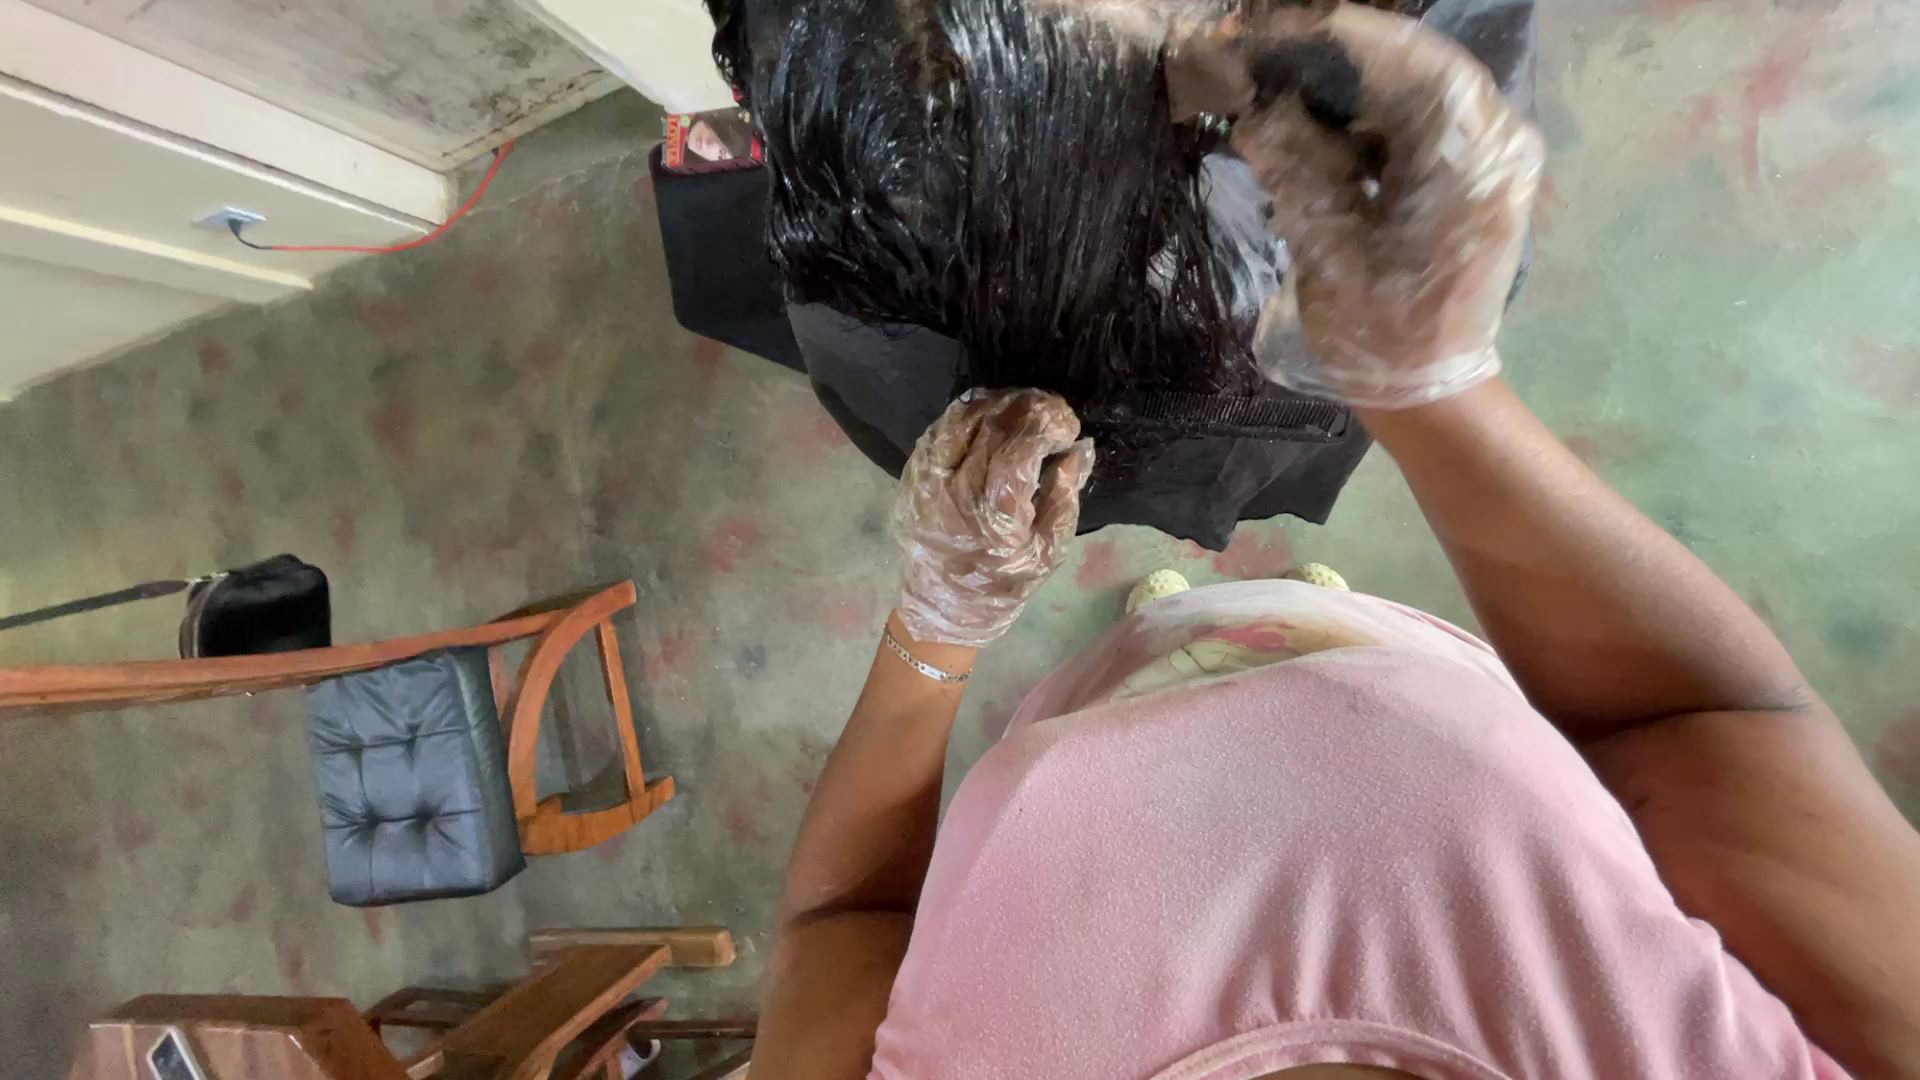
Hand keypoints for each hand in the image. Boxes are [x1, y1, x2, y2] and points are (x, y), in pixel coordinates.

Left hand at [892, 389, 1095, 646]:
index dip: (1047, 426)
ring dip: (996, 404)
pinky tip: (988, 415)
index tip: (1068, 424)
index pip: (1018, 452)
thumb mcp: (1048, 552)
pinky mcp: (912, 479)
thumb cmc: (1004, 584)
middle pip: (990, 429)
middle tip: (1050, 408)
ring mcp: (928, 484)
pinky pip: (937, 432)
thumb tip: (1080, 449)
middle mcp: (955, 495)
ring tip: (1022, 405)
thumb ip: (1065, 497)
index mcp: (993, 519)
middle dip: (1027, 408)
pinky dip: (965, 416)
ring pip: (959, 422)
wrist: (945, 606)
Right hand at [1233, 5, 1545, 407]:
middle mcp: (1494, 145)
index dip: (1339, 41)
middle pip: (1416, 70)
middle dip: (1338, 58)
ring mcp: (1486, 161)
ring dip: (1349, 86)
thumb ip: (1301, 178)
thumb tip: (1256, 119)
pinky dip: (1365, 119)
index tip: (1274, 29)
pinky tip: (1319, 125)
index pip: (1410, 66)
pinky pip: (1417, 128)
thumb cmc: (1380, 338)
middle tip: (1267, 51)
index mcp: (1470, 163)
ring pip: (1416, 95)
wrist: (1427, 392)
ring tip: (1284, 82)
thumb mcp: (1331, 259)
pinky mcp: (1468, 180)